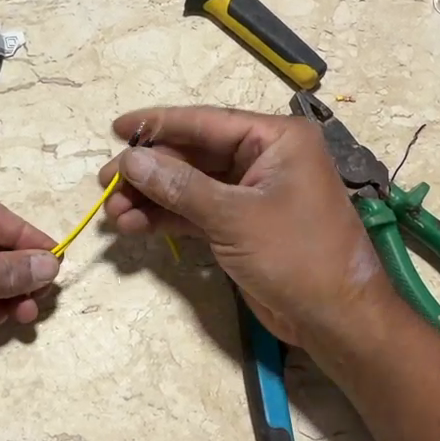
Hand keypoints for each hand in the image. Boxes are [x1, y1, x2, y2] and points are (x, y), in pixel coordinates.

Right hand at [97, 106, 391, 353]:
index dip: (158, 125)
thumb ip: (179, 187)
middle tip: (105, 186)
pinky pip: (195, 214)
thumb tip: (129, 161)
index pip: (206, 122)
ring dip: (151, 200)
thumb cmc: (296, 255)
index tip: (116, 128)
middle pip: (192, 156)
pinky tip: (132, 227)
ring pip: (189, 188)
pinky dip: (166, 220)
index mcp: (275, 139)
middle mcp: (262, 160)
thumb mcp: (234, 217)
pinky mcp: (239, 227)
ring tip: (112, 215)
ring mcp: (250, 195)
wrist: (334, 318)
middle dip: (149, 172)